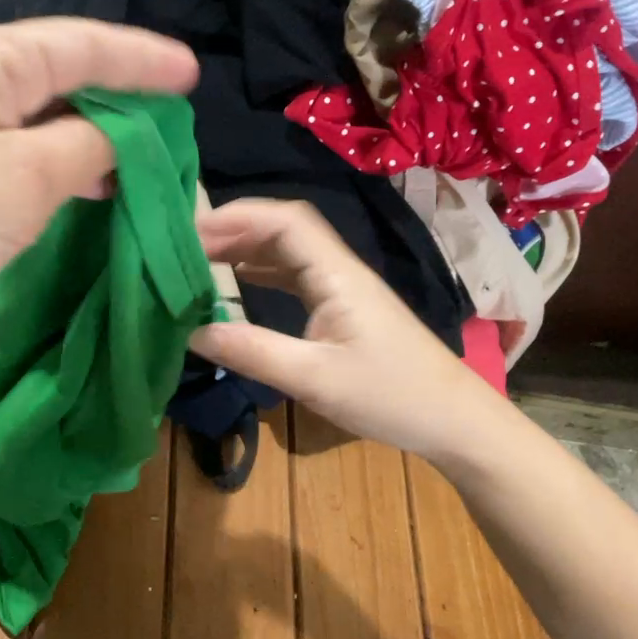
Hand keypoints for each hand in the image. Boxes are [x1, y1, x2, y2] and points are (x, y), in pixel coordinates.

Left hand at [0, 19, 197, 322]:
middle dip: (117, 95)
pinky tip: (84, 173)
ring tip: (139, 152)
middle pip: (59, 69)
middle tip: (171, 118)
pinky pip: (13, 135)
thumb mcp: (29, 179)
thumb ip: (89, 143)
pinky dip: (53, 152)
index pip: (81, 43)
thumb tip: (122, 133)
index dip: (141, 59)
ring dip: (86, 130)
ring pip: (37, 106)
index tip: (191, 74)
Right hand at [189, 199, 511, 459]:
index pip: (286, 222)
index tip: (191, 232)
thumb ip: (253, 352)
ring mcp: (342, 288)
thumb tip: (192, 333)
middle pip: (283, 229)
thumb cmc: (391, 396)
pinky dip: (260, 272)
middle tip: (183, 247)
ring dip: (244, 249)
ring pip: (288, 251)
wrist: (454, 421)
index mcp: (337, 275)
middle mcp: (339, 271)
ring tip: (199, 260)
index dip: (237, 217)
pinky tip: (236, 283)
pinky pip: (294, 275)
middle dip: (233, 230)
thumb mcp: (314, 379)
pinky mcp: (342, 308)